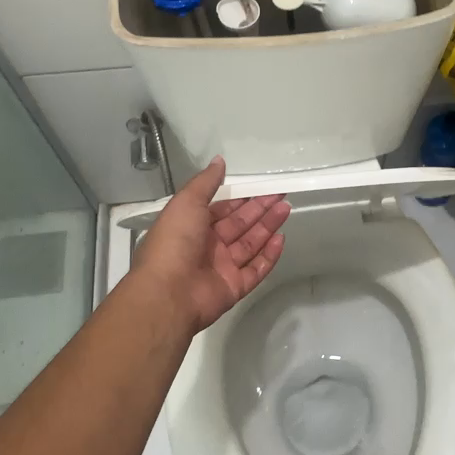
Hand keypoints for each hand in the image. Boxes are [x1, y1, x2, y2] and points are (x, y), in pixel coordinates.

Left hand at [129, 157, 288, 333]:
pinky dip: (269, 255)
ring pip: (250, 244)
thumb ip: (205, 182)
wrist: (167, 293)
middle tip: (282, 195)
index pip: (223, 209)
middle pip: (240, 224)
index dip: (243, 197)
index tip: (263, 186)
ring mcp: (222, 267)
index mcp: (193, 226)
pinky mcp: (234, 287)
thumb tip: (219, 160)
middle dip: (261, 209)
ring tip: (286, 209)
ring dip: (268, 227)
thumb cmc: (174, 242)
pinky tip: (281, 239)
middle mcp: (208, 246)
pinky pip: (256, 269)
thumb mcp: (186, 203)